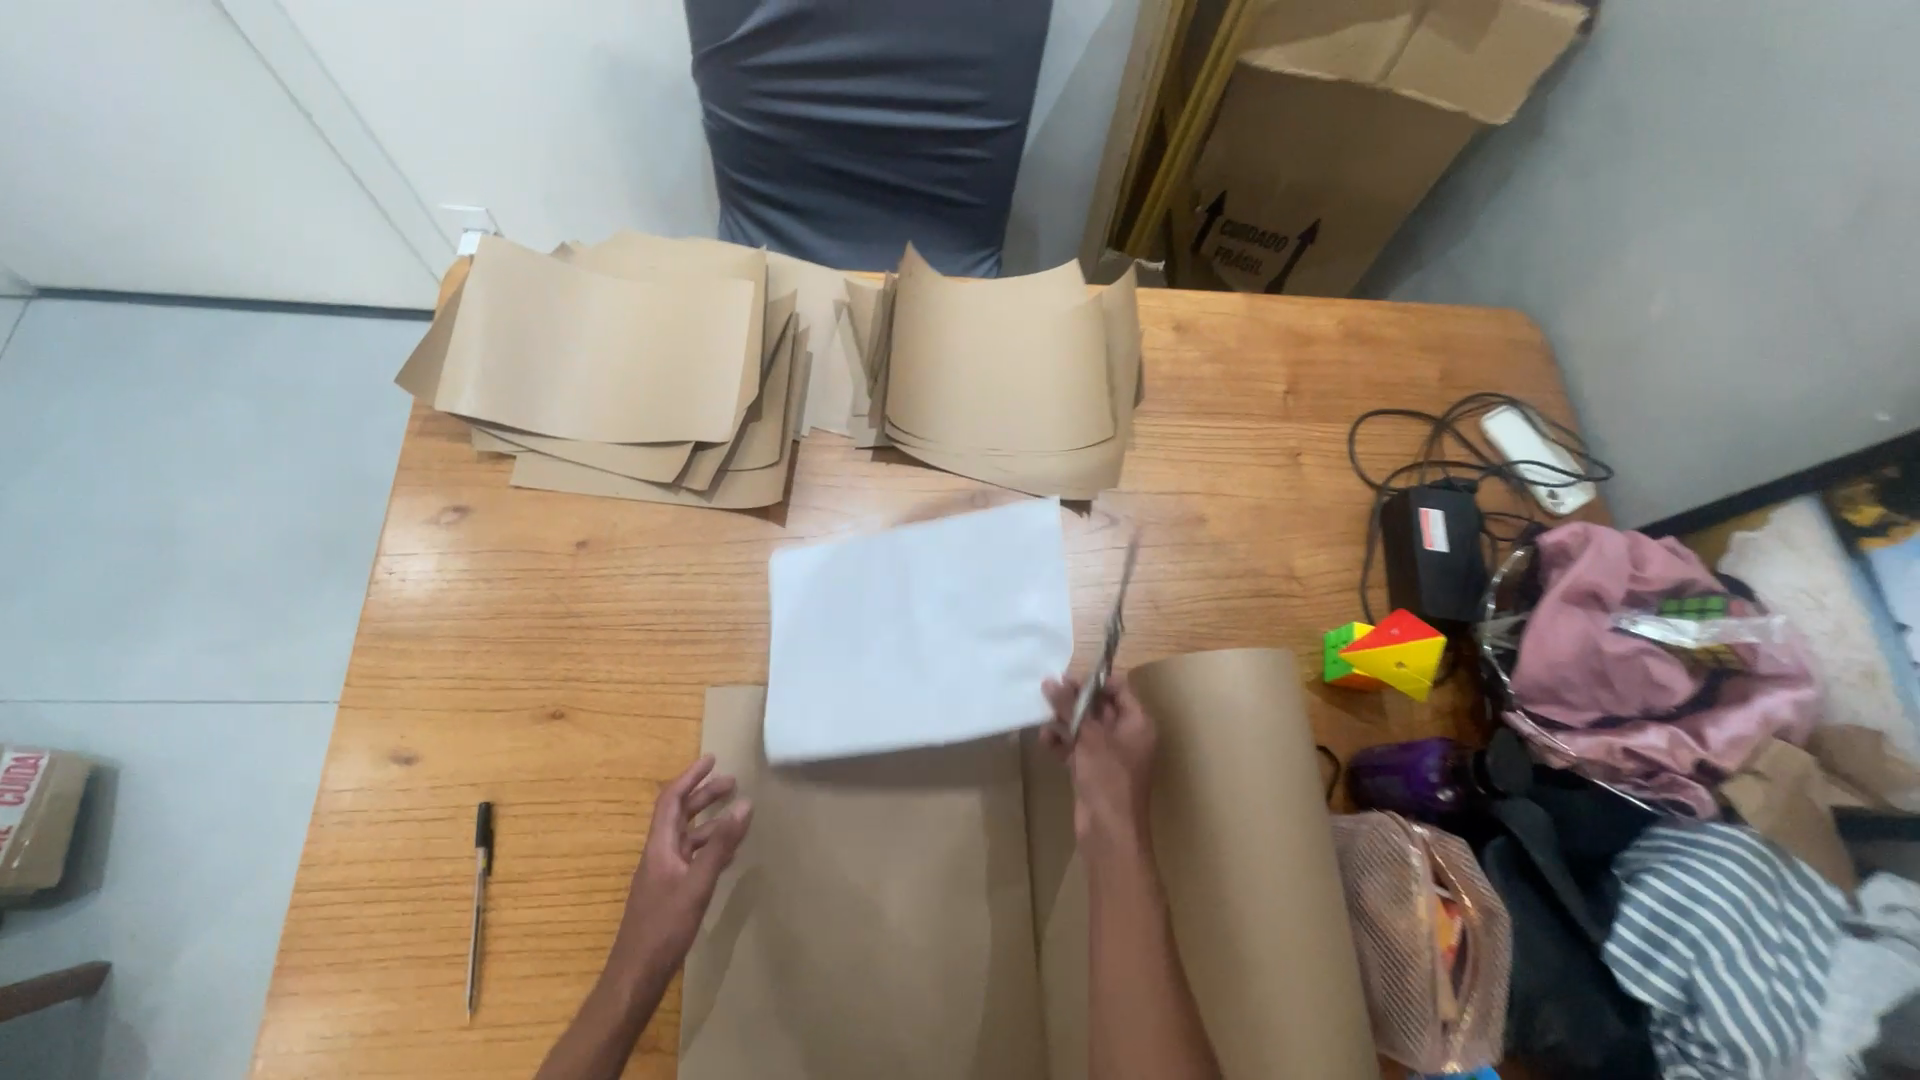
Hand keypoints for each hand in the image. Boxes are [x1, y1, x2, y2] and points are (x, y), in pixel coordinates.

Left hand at [614, 754, 752, 970]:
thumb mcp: (697, 883)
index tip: (712, 760)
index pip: (672, 800)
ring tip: (737, 815)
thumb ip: (720, 845)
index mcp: (659, 847)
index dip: (690, 777)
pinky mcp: (670, 892)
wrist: (637, 974)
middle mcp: (659, 855)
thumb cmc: (664, 928)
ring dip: (710, 821)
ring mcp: (663, 875)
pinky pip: (692, 857)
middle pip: (680, 815)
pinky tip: (728, 854)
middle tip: (733, 782)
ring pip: (688, 837)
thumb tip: (744, 804)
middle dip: (704, 795)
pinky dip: (711, 847)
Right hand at [1041, 671, 1157, 854]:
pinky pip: (1075, 748)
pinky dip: (1061, 743)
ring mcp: (1108, 755)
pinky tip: (1045, 740)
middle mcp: (1126, 736)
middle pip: (1099, 707)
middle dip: (1074, 700)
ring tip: (1043, 717)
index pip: (1119, 689)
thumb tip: (1050, 681)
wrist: (1109, 833)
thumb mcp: (1089, 738)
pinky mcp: (1091, 771)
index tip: (1068, 678)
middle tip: (1048, 692)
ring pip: (1084, 727)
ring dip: (1064, 721)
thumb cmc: (1109, 779)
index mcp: (1138, 724)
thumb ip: (1070, 707)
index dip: (1095, 682)